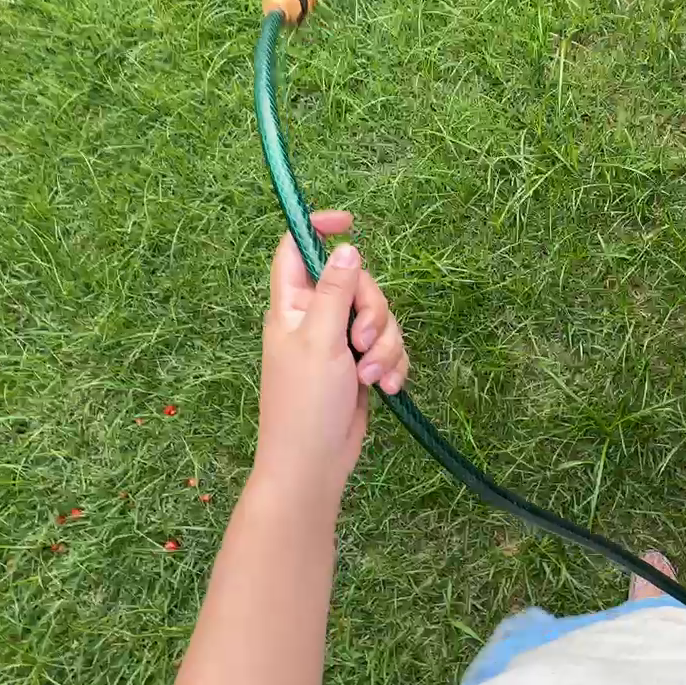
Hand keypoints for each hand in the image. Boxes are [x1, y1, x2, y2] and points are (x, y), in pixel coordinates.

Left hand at [254, 210, 408, 504]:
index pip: (297, 249)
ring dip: (385, 346)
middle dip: (372, 311)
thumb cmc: (305, 402)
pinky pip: (388, 347)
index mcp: (293, 305)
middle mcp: (316, 318)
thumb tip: (345, 246)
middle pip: (356, 283)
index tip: (350, 221)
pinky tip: (388, 388)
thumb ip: (335, 291)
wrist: (315, 463)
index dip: (318, 229)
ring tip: (373, 378)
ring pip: (379, 318)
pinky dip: (392, 364)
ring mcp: (339, 342)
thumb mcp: (321, 340)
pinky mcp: (361, 364)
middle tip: (363, 341)